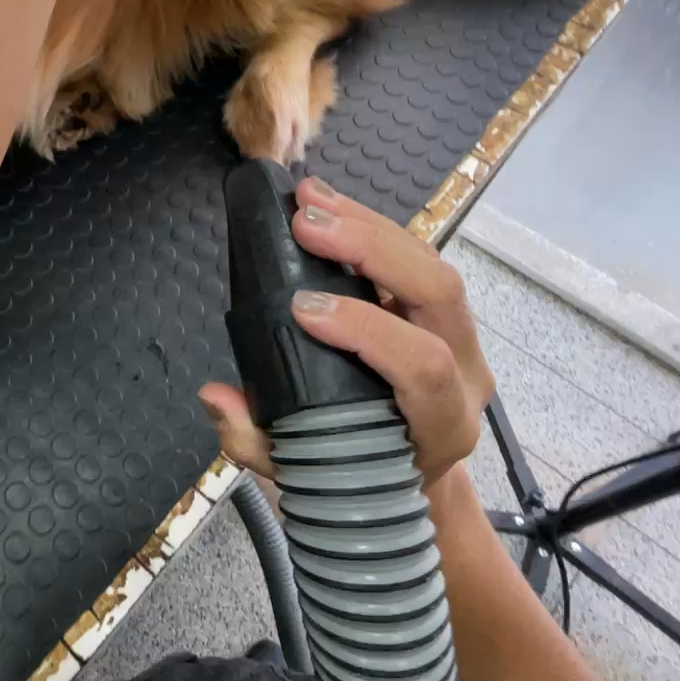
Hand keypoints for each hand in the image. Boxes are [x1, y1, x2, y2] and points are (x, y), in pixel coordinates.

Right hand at [199, 177, 494, 489]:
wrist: (413, 481)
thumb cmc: (356, 479)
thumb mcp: (299, 473)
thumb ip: (252, 442)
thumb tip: (214, 395)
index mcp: (438, 425)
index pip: (421, 367)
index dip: (366, 329)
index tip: (301, 307)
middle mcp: (465, 377)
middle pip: (440, 294)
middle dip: (372, 250)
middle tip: (305, 223)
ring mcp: (462, 340)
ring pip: (433, 266)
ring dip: (369, 225)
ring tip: (310, 199)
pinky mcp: (442, 315)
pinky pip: (417, 260)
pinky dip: (371, 227)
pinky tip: (328, 206)